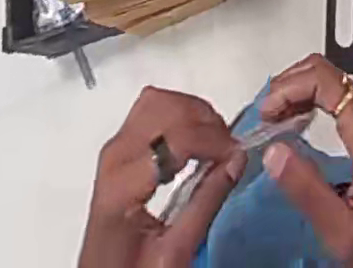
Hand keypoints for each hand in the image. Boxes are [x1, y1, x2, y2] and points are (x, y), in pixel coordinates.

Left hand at [79, 87, 245, 267]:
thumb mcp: (175, 253)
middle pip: (163, 108)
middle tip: (229, 148)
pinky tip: (194, 137)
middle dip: (203, 120)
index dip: (211, 140)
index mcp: (123, 184)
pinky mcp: (120, 143)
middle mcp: (114, 153)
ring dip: (190, 111)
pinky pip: (150, 108)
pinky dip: (178, 112)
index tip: (238, 153)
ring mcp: (114, 145)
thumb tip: (237, 158)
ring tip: (214, 140)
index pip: (173, 140)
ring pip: (156, 99)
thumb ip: (206, 203)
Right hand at [257, 55, 352, 266]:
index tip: (267, 112)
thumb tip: (272, 151)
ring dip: (296, 88)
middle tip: (267, 113)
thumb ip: (306, 190)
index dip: (289, 87)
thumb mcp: (342, 231)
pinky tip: (294, 120)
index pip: (324, 80)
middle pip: (325, 70)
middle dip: (289, 84)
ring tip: (275, 117)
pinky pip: (335, 93)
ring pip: (329, 78)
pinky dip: (308, 97)